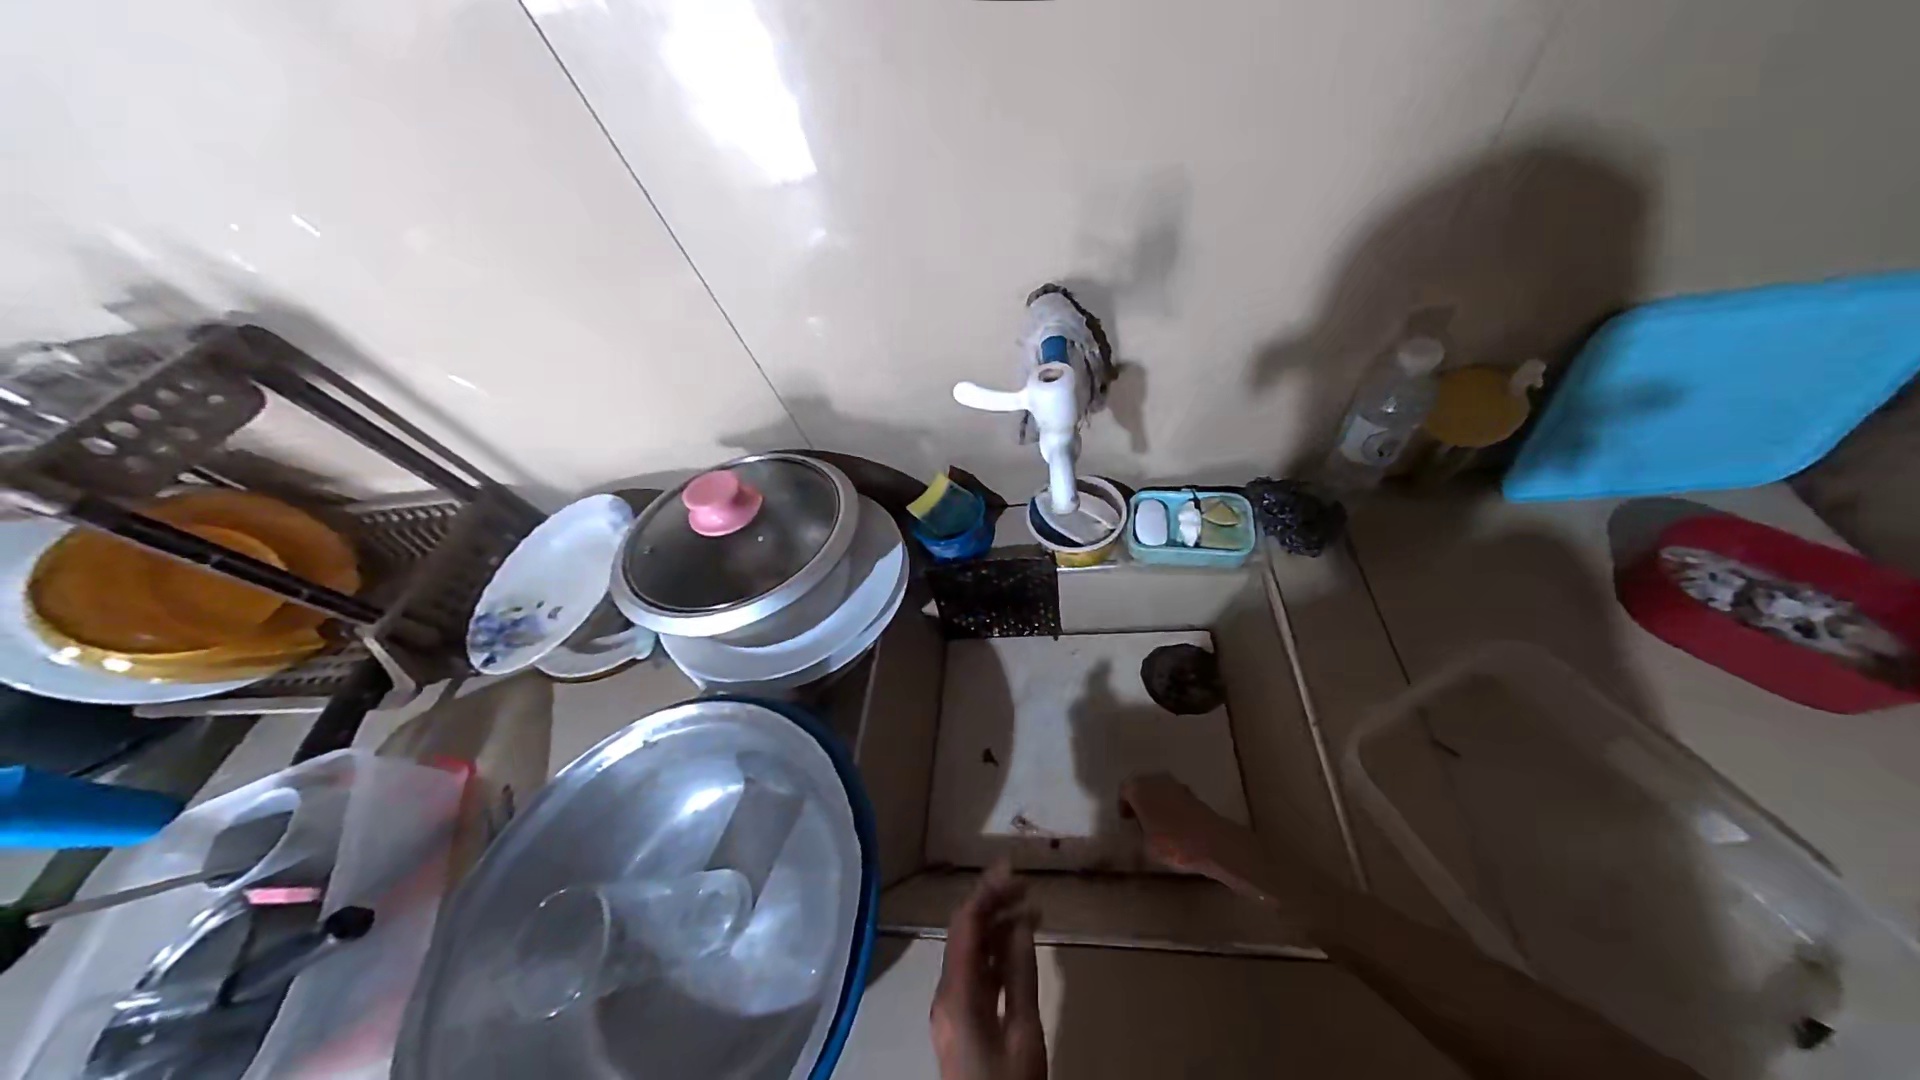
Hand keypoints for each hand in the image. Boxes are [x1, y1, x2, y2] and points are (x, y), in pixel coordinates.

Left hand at [931, 862, 1045, 1079]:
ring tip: (1029, 907)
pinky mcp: (960, 1019)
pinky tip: (1018, 941)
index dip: (987, 891)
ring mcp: (950, 1006)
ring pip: (970, 950)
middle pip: (964, 933)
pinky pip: (974, 972)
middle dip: (992, 902)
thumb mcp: (1024, 1033)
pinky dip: (995, 952)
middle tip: (1025, 884)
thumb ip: (1021, 974)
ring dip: (996, 925)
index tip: (1012, 868)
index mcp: (955, 994)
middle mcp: (945, 993)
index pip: (966, 925)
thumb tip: (1022, 922)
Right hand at [1119, 772, 1262, 877]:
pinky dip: (1171, 803)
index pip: (1124, 790)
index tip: (1127, 819)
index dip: (1123, 805)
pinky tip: (1175, 822)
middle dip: (1139, 798)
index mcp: (1139, 791)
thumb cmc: (1174, 845)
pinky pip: (1174, 794)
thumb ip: (1137, 837)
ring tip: (1157, 820)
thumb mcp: (1148, 849)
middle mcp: (1155, 781)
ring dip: (1155, 799)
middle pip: (1141, 784)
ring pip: (1159, 787)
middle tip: (1139, 817)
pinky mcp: (1192, 793)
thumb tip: (1135, 835)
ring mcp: (1176, 785)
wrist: (1213, 843)